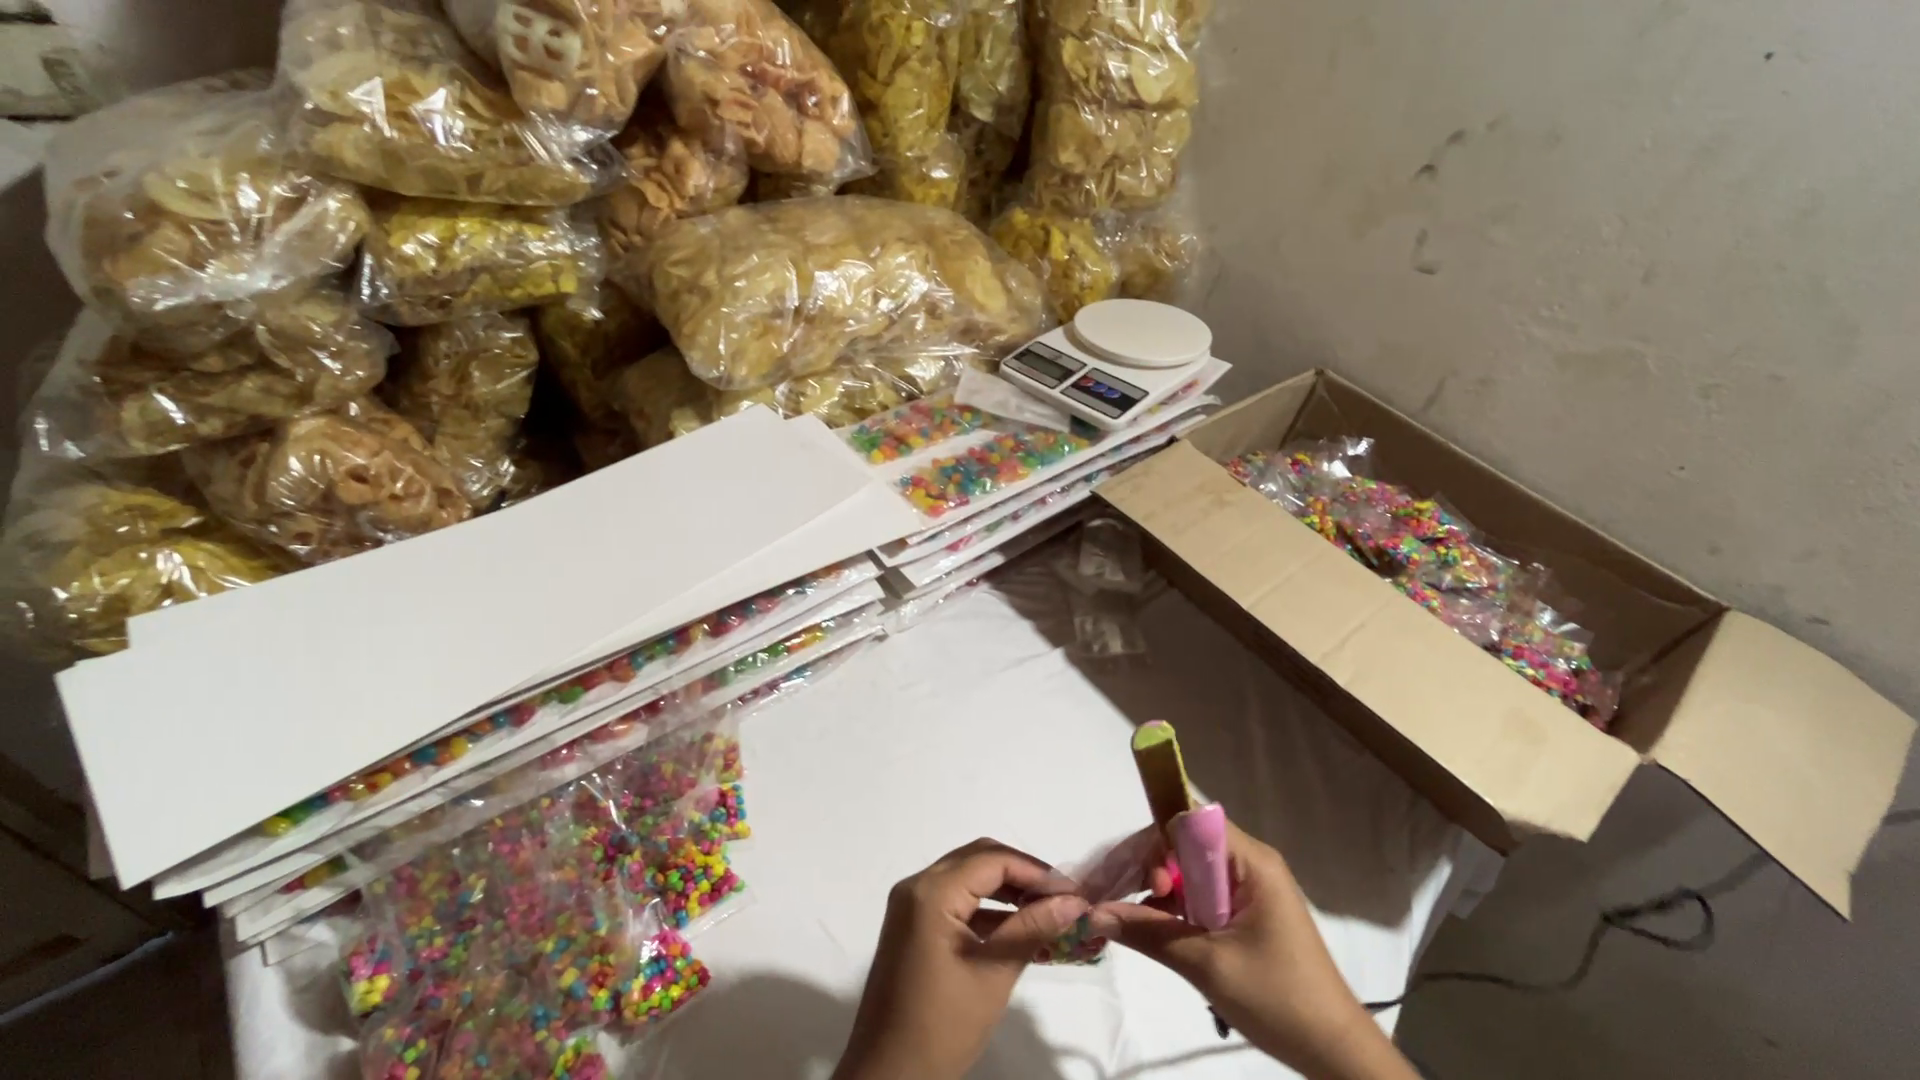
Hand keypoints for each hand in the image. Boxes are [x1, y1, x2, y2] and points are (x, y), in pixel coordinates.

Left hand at [834, 839, 1089, 1079]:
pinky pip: (955, 899)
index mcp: (931, 892)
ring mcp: (911, 905)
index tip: (1075, 892)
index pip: (993, 860)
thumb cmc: (941, 1026)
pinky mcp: (913, 925)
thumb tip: (1075, 901)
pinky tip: (1019, 927)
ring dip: (1006, 889)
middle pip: (978, 859)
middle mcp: (916, 886)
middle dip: (1023, 874)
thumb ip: (1032, 928)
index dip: (1037, 871)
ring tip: (1048, 911)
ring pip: (967, 877)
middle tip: (1063, 898)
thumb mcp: (993, 975)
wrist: (888, 1074)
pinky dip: (986, 908)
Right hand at [1090, 821, 1419, 1079]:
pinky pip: (1200, 894)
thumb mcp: (1206, 965)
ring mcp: (1249, 888)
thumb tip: (1094, 913)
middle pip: (1185, 842)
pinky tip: (1155, 930)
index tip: (1136, 883)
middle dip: (1148, 867)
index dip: (1155, 842)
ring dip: (1158, 890)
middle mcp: (1250, 864)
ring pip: (1189, 870)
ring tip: (1132, 921)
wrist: (1333, 1050)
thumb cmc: (1277, 999)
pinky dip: (1174, 908)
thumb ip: (1149, 932)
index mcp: (1251, 862)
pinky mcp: (1246, 913)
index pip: (1189, 821)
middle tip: (1119, 902)